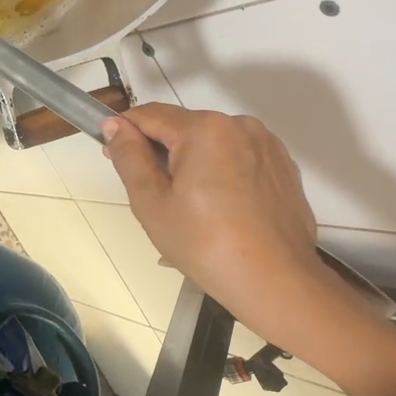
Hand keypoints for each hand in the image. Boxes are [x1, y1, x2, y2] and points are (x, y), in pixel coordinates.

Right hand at [103, 104, 324, 321]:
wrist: (275, 281)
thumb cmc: (203, 242)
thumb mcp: (150, 200)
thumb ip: (129, 156)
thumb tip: (115, 126)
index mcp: (206, 129)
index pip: (150, 114)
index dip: (124, 131)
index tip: (112, 156)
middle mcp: (241, 126)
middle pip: (183, 127)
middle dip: (160, 149)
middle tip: (150, 192)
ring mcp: (267, 146)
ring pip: (211, 142)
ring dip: (190, 161)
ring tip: (187, 205)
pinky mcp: (283, 168)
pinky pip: (237, 157)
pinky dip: (219, 172)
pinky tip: (218, 208)